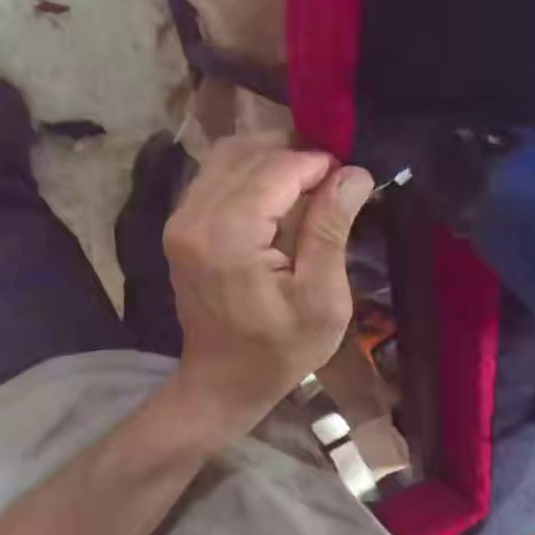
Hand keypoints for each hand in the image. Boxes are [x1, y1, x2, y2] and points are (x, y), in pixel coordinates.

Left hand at [161, 134, 373, 433]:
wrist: (220, 382)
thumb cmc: (278, 352)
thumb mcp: (321, 301)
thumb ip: (331, 230)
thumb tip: (354, 173)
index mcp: (228, 236)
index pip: (276, 167)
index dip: (318, 163)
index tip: (350, 178)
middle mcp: (194, 217)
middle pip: (249, 153)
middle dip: (296, 154)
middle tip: (333, 178)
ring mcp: (180, 219)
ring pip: (228, 156)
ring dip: (271, 159)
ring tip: (309, 183)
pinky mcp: (180, 225)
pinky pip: (215, 176)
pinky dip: (249, 173)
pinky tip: (278, 195)